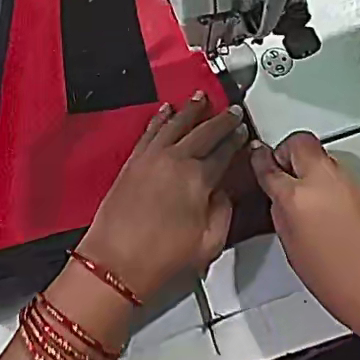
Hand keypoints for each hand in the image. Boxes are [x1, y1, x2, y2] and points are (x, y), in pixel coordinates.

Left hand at [77, 92, 248, 301]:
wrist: (116, 262)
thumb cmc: (157, 257)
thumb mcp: (209, 242)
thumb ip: (223, 211)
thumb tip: (224, 194)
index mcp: (198, 179)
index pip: (224, 151)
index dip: (237, 140)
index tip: (244, 133)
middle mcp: (174, 161)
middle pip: (204, 131)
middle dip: (221, 119)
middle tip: (232, 111)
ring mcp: (151, 158)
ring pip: (176, 123)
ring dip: (191, 109)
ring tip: (201, 98)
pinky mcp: (133, 161)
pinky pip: (150, 130)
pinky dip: (160, 117)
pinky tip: (166, 110)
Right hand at [251, 132, 359, 342]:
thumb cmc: (346, 284)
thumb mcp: (293, 250)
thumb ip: (281, 215)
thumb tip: (278, 199)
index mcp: (297, 197)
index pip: (269, 165)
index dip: (259, 161)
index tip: (257, 158)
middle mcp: (323, 181)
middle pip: (298, 142)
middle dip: (285, 151)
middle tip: (279, 167)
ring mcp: (347, 182)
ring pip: (319, 154)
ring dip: (306, 165)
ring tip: (302, 191)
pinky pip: (336, 171)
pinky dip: (324, 179)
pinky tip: (321, 203)